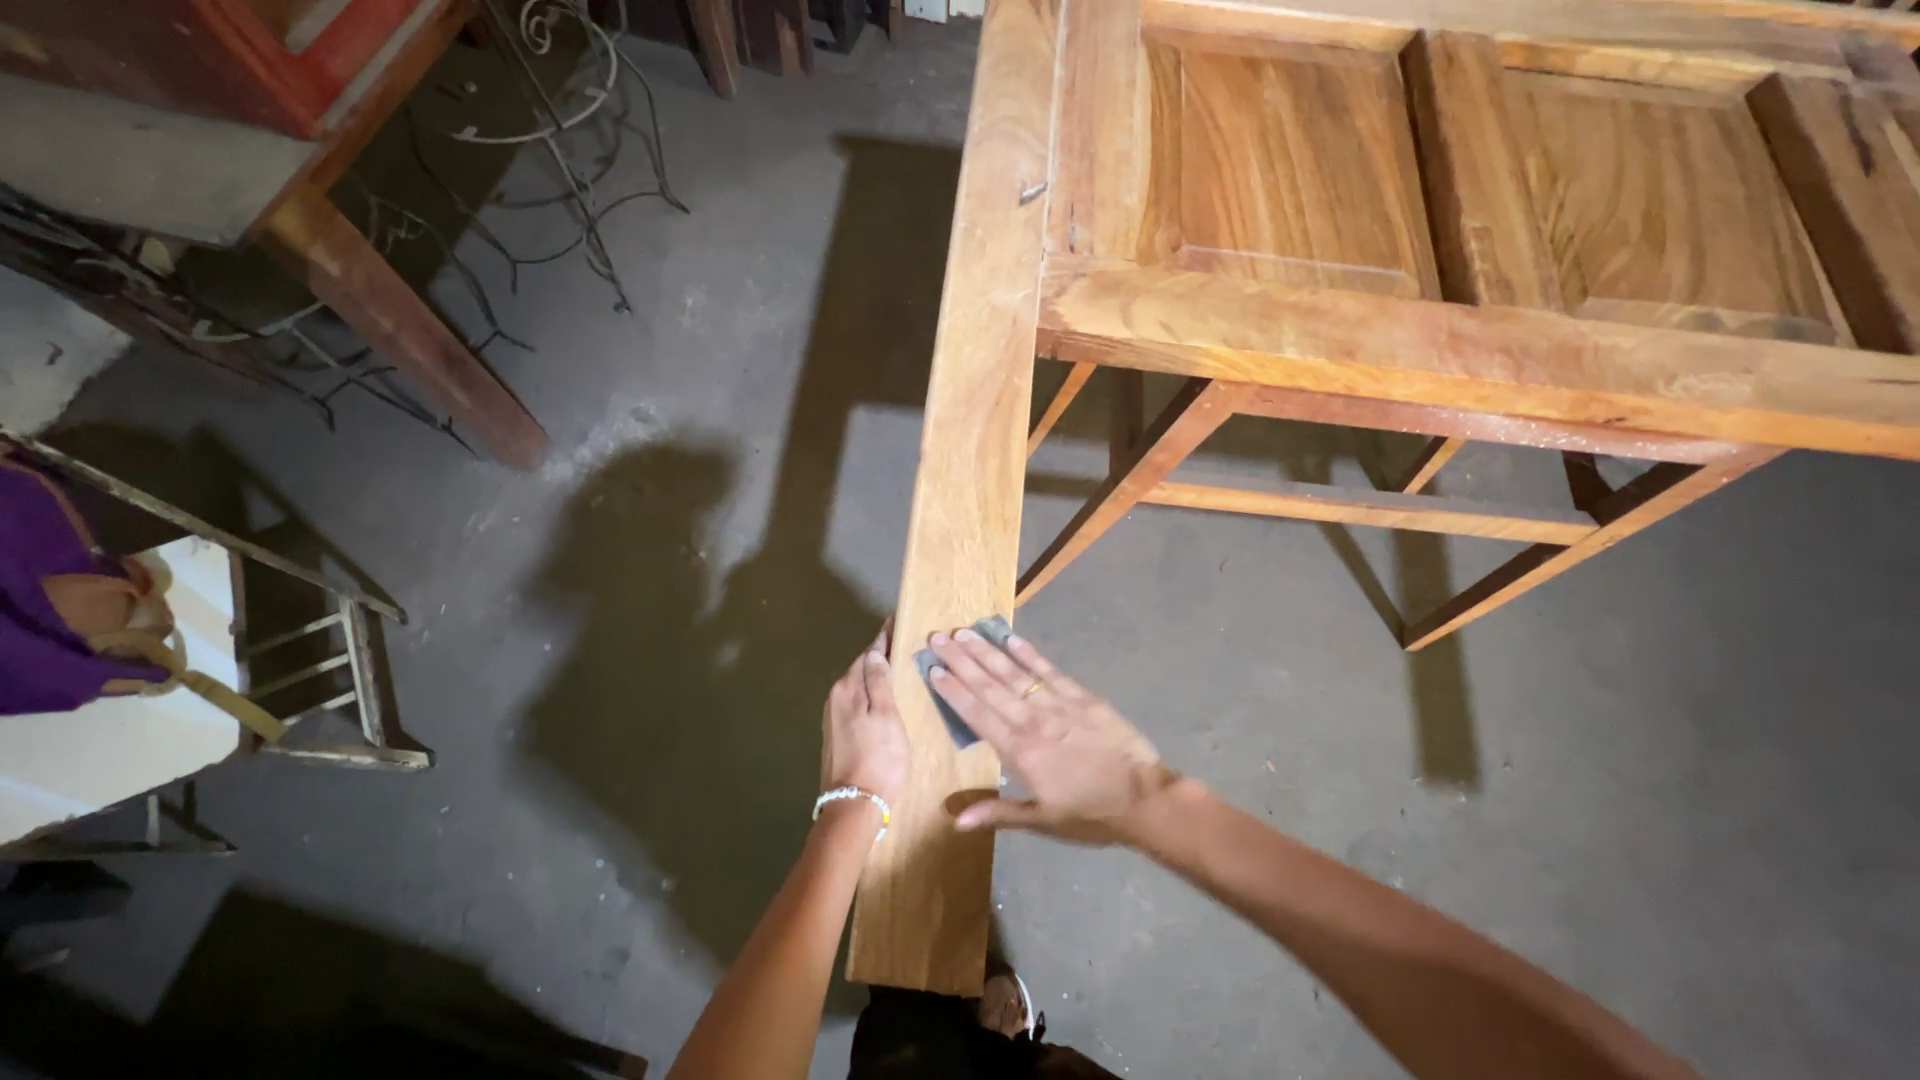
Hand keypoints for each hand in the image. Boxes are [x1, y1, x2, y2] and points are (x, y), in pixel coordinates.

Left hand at [820, 625, 909, 805]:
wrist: (855, 804)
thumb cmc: (879, 758)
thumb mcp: (886, 716)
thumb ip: (879, 682)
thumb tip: (874, 652)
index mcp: (848, 689)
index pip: (867, 654)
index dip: (882, 640)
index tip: (893, 622)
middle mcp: (835, 699)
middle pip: (859, 669)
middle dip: (876, 656)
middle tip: (899, 642)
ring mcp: (832, 719)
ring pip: (855, 687)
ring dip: (872, 675)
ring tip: (893, 666)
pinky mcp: (835, 736)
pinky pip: (853, 703)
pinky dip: (867, 694)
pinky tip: (880, 698)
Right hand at [926, 628, 1177, 845]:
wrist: (1143, 798)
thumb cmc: (1090, 814)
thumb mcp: (1041, 820)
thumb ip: (998, 813)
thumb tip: (956, 820)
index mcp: (1019, 751)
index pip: (978, 714)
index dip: (953, 691)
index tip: (933, 669)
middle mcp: (1033, 721)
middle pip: (989, 686)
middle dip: (961, 661)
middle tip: (938, 637)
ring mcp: (1058, 704)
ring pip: (1014, 673)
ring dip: (987, 652)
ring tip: (964, 632)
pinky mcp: (1082, 696)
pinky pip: (1049, 670)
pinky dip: (1029, 654)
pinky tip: (1011, 638)